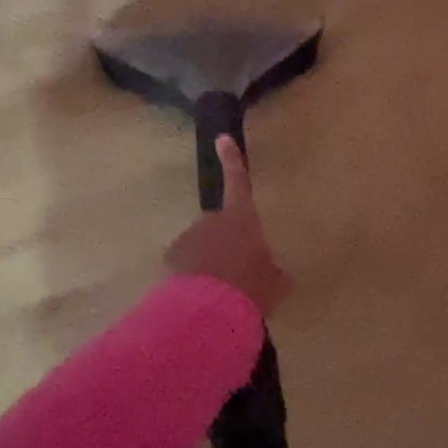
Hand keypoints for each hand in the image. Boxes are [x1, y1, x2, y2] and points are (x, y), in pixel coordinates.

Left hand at [164, 135, 290, 316]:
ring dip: (210, 261)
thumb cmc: (251, 288)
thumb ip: (274, 271)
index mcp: (242, 219)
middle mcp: (212, 221)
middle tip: (238, 272)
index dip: (232, 160)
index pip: (239, 182)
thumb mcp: (276, 282)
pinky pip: (186, 263)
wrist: (210, 310)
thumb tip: (276, 271)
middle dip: (226, 242)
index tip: (222, 138)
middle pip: (220, 225)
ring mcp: (189, 238)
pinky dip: (192, 275)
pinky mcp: (171, 258)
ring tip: (221, 292)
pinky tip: (201, 296)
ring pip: (202, 246)